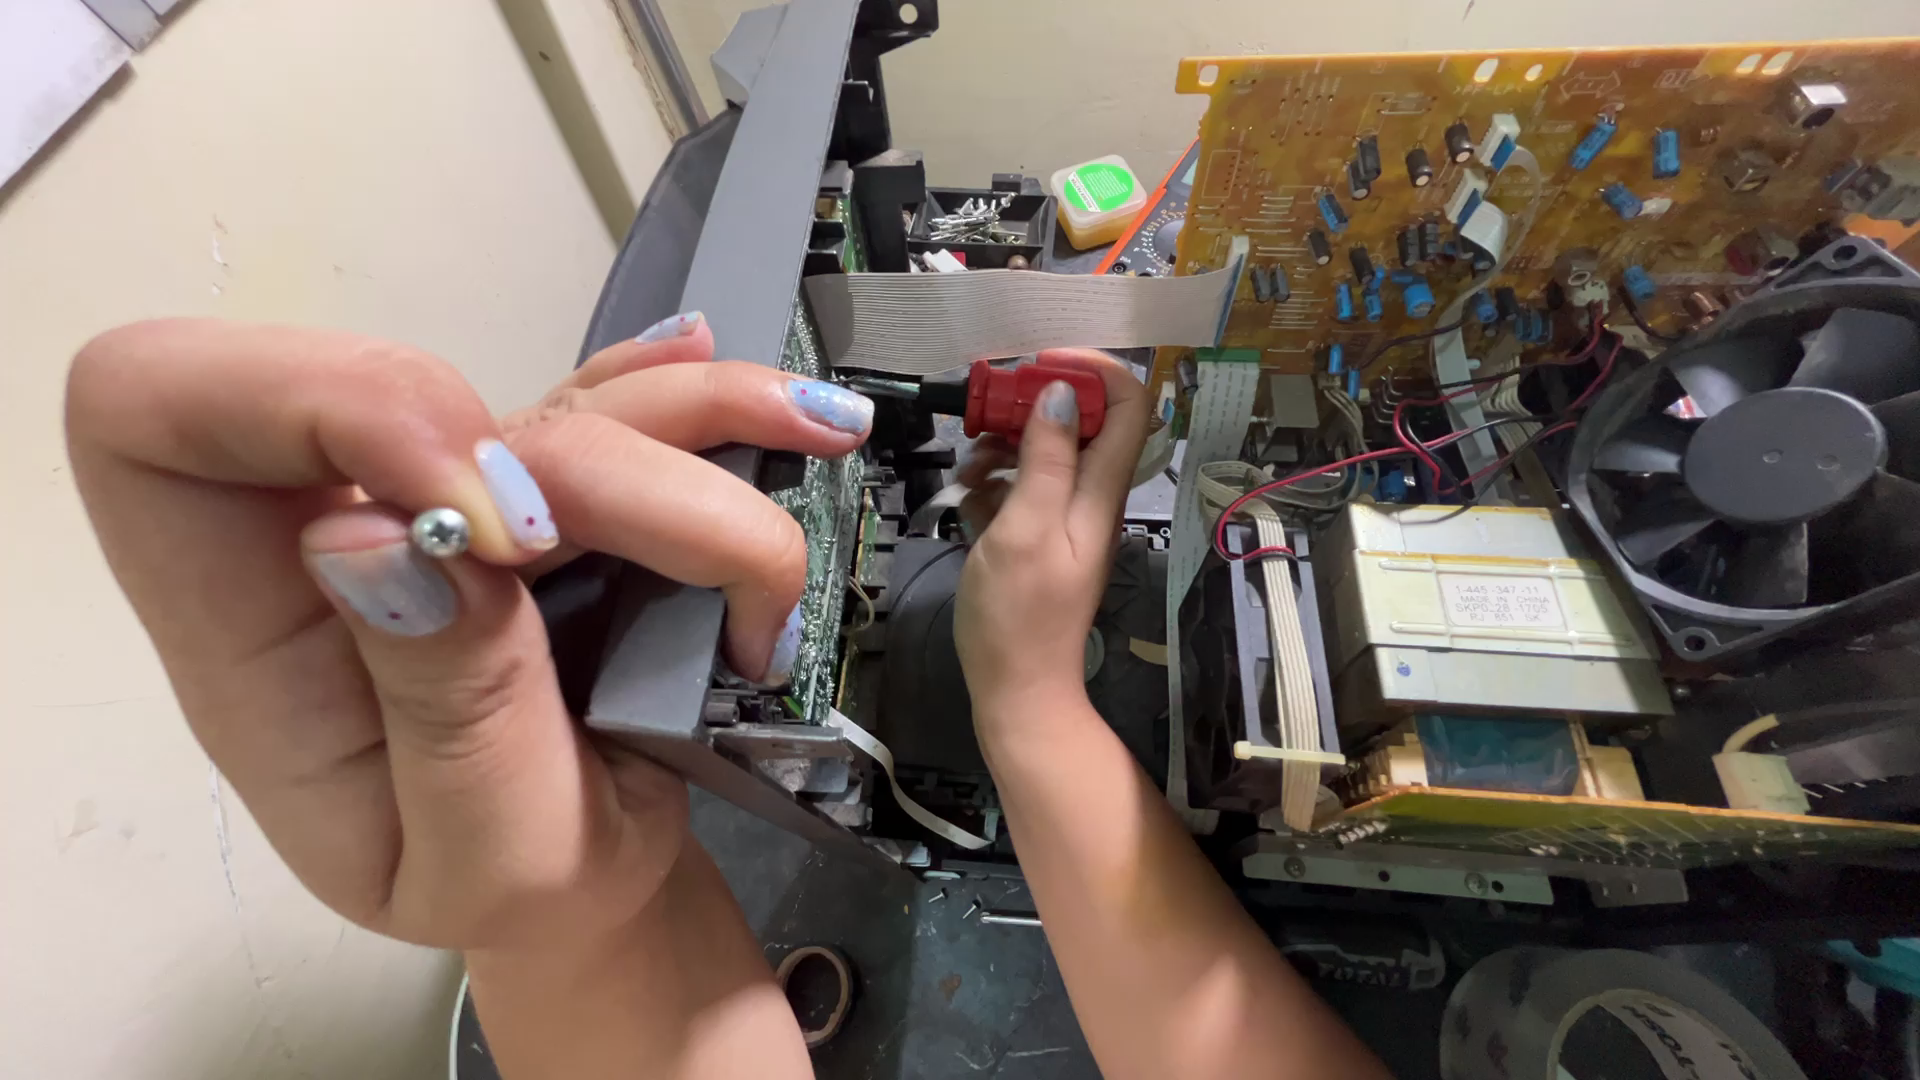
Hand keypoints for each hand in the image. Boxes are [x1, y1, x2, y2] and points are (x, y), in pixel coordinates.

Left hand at [65, 315, 872, 950]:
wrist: (592, 862)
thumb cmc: (521, 877)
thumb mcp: (479, 850)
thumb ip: (437, 708)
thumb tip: (376, 533)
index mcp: (261, 629)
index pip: (173, 414)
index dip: (328, 409)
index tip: (501, 530)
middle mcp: (365, 532)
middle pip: (463, 410)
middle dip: (623, 487)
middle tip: (739, 604)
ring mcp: (485, 503)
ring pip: (583, 398)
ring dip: (713, 414)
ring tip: (822, 436)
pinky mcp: (582, 499)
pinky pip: (633, 406)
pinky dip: (705, 398)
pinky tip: (770, 404)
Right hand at [952, 350, 1149, 722]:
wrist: (1016, 688)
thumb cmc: (1017, 614)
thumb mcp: (1025, 529)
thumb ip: (1045, 460)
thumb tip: (1059, 392)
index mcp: (1099, 491)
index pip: (1126, 406)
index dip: (1092, 371)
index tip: (1037, 364)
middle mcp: (1090, 497)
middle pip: (1080, 422)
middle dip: (1032, 406)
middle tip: (984, 414)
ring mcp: (1063, 517)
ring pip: (1045, 452)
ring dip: (1005, 445)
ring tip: (967, 467)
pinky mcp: (1037, 535)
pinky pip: (1023, 487)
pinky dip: (995, 481)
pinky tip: (968, 496)